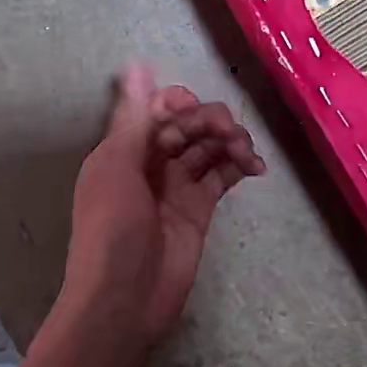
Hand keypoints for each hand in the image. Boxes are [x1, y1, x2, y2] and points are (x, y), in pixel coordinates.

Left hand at [58, 62, 264, 357]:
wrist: (123, 302)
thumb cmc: (111, 233)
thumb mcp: (117, 170)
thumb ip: (134, 119)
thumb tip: (137, 65)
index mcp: (124, 148)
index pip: (157, 109)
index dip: (179, 102)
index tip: (195, 110)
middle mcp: (151, 162)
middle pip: (187, 125)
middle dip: (210, 121)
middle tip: (230, 134)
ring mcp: (176, 186)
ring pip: (208, 148)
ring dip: (229, 141)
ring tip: (246, 153)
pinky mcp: (199, 210)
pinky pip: (222, 176)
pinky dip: (239, 166)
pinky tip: (255, 167)